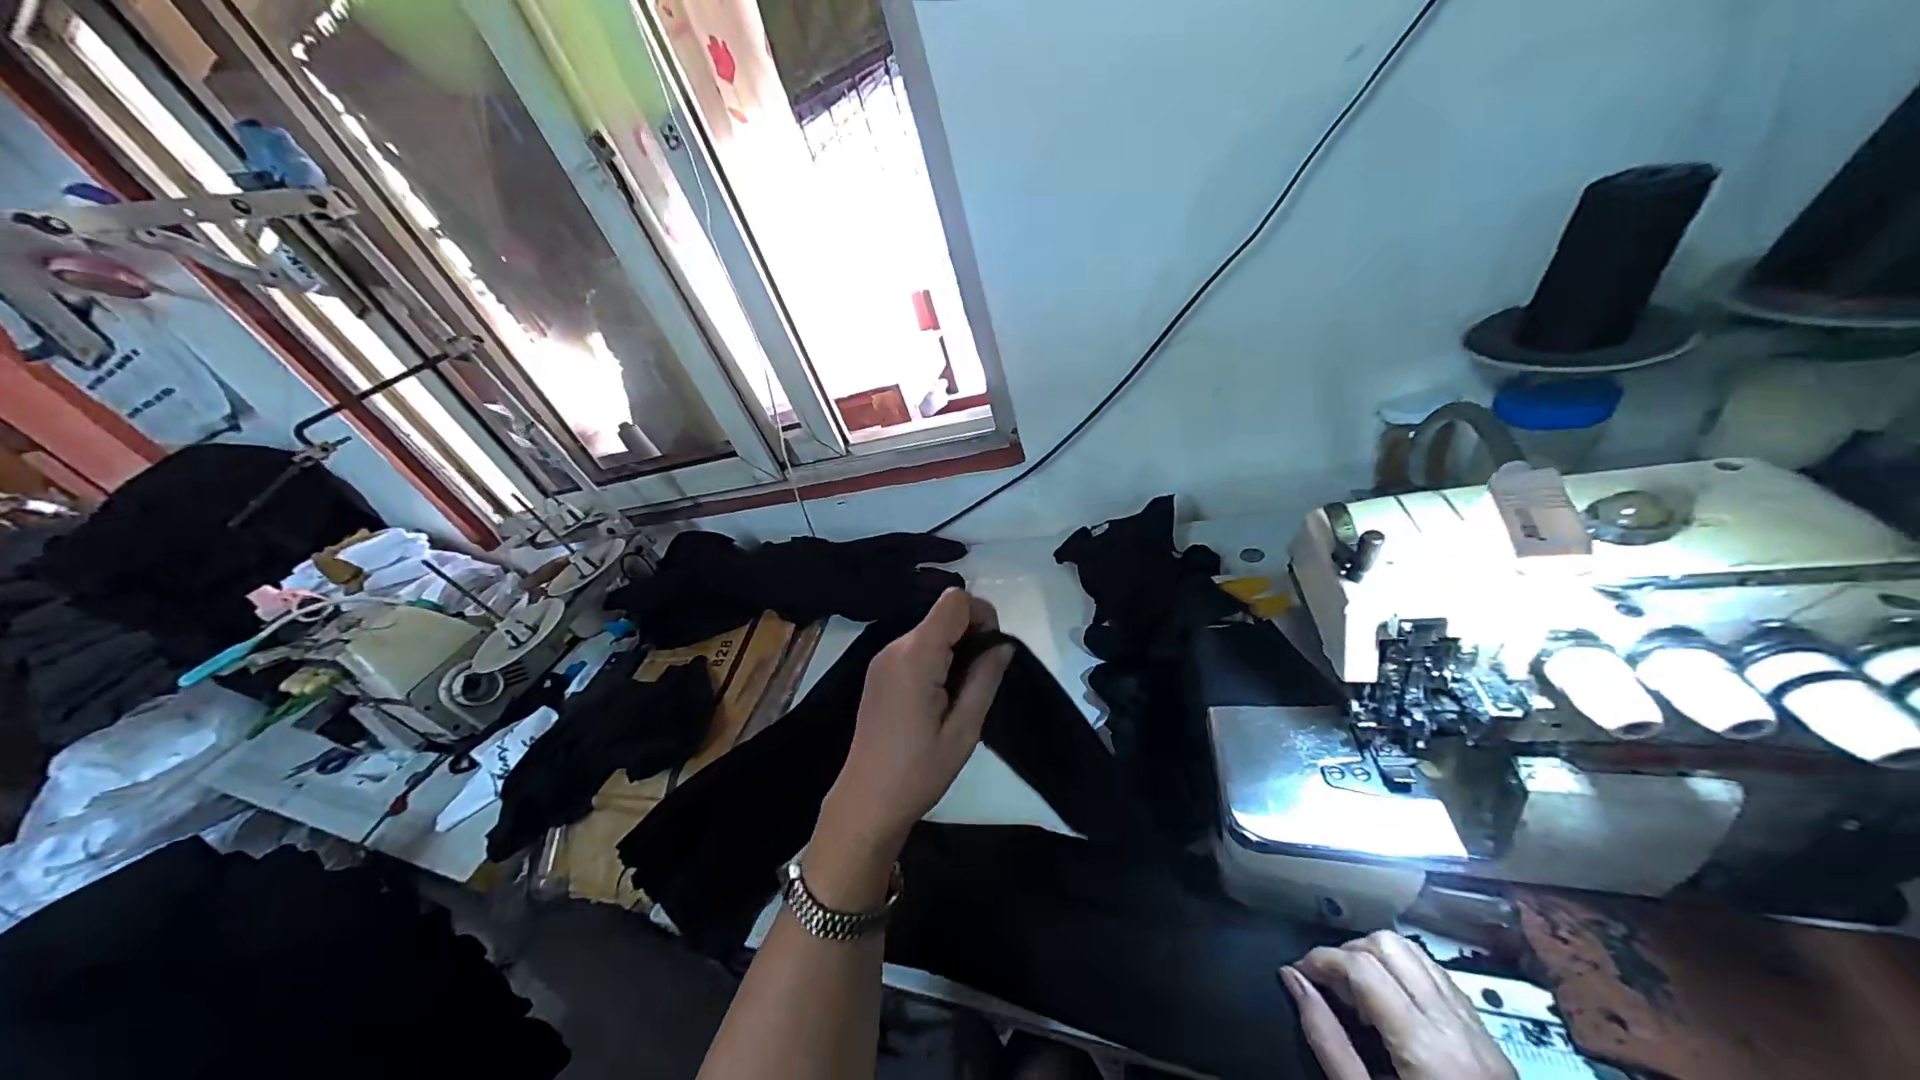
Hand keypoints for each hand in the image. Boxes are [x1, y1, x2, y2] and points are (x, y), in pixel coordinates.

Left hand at [810, 589, 1014, 907]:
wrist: (866, 802)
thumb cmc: (918, 772)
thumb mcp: (965, 729)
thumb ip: (985, 678)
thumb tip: (1003, 644)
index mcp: (915, 656)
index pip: (954, 601)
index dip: (982, 616)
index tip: (992, 654)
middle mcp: (895, 647)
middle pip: (943, 614)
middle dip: (971, 636)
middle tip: (979, 683)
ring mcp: (883, 659)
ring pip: (931, 631)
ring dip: (954, 651)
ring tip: (959, 698)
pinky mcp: (879, 673)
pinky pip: (917, 648)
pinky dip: (937, 660)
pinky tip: (939, 700)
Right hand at [1281, 931, 1516, 1079]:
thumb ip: (1326, 1040)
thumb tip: (1292, 979)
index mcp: (1427, 1050)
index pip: (1363, 967)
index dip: (1321, 960)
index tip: (1299, 974)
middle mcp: (1457, 1028)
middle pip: (1390, 947)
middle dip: (1348, 953)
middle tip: (1328, 985)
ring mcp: (1479, 1032)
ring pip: (1416, 953)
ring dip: (1376, 957)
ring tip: (1356, 991)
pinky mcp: (1489, 1040)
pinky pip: (1439, 978)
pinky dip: (1405, 972)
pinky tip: (1389, 1003)